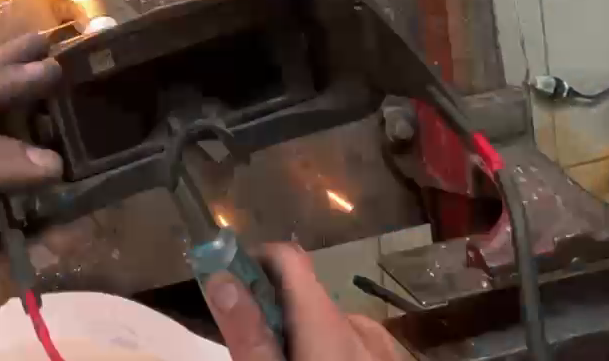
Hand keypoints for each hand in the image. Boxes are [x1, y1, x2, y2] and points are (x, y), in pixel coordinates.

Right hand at [203, 244, 405, 360]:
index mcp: (330, 324)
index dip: (255, 263)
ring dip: (309, 344)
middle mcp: (363, 327)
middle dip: (278, 319)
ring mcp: (389, 350)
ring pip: (333, 328)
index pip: (288, 257)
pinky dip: (337, 358)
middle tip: (262, 357)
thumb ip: (249, 334)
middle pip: (306, 299)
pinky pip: (360, 349)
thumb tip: (219, 276)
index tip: (233, 293)